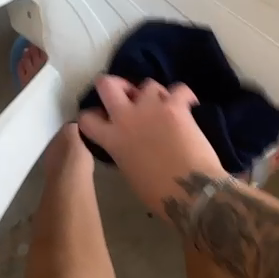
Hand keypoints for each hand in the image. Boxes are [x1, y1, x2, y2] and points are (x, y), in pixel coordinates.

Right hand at [78, 77, 226, 218]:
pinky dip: (185, 95)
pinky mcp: (175, 105)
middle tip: (126, 94)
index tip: (103, 117)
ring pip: (147, 84)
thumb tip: (128, 143)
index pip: (87, 118)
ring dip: (154, 94)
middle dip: (115, 85)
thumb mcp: (129, 172)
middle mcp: (126, 117)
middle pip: (107, 84)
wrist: (191, 191)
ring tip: (163, 105)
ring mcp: (150, 108)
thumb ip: (123, 151)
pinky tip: (189, 104)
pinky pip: (179, 88)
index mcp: (112, 139)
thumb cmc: (158, 193)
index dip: (94, 115)